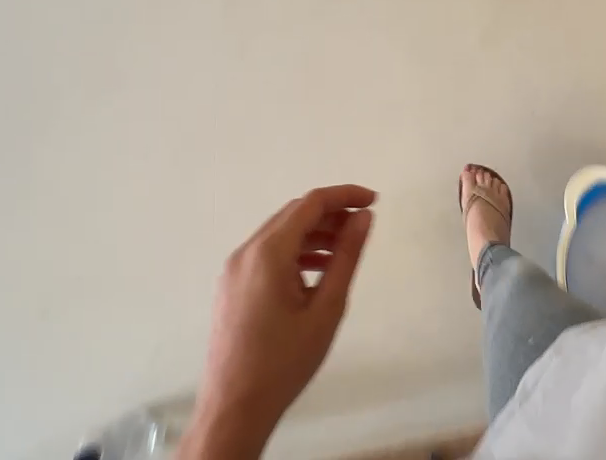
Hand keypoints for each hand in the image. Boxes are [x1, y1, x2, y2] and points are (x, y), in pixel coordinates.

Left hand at [181, 185, 376, 459]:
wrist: (233, 410)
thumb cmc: (284, 361)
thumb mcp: (326, 308)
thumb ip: (347, 256)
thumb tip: (364, 217)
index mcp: (268, 252)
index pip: (311, 203)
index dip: (345, 195)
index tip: (374, 200)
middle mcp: (246, 252)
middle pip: (294, 214)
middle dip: (331, 214)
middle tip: (362, 226)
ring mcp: (233, 269)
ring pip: (280, 233)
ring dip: (313, 233)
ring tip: (344, 250)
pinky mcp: (230, 287)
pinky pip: (266, 254)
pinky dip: (294, 251)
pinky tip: (316, 271)